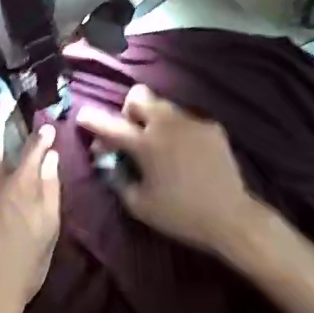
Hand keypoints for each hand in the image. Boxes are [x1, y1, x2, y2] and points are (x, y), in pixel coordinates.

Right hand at [75, 86, 267, 256]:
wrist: (230, 216)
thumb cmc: (179, 215)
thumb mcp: (139, 204)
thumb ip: (117, 176)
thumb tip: (106, 156)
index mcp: (146, 144)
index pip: (111, 125)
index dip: (92, 119)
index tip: (83, 115)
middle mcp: (167, 124)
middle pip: (139, 95)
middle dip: (129, 109)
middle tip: (132, 131)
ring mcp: (192, 121)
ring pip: (165, 106)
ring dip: (155, 119)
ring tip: (161, 144)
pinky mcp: (211, 126)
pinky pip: (187, 120)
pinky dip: (179, 131)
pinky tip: (187, 154)